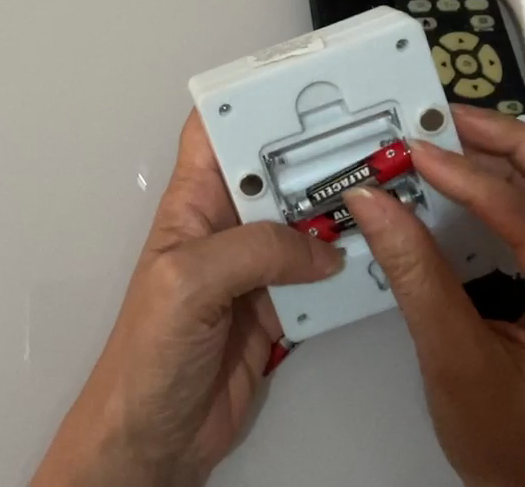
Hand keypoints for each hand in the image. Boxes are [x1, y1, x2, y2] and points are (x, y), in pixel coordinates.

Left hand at [33, 111, 343, 485]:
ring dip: (337, 214)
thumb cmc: (144, 356)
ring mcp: (252, 267)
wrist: (155, 436)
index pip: (216, 133)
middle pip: (273, 175)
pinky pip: (318, 276)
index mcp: (191, 205)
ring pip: (302, 224)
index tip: (296, 87)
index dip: (249, 104)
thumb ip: (251, 252)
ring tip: (380, 195)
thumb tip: (314, 248)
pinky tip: (373, 261)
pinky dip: (347, 270)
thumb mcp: (188, 284)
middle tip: (362, 142)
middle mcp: (223, 227)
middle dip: (313, 156)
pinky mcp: (275, 306)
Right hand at [342, 105, 524, 486]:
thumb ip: (415, 275)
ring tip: (459, 137)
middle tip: (450, 122)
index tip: (422, 155)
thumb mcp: (451, 361)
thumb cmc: (507, 445)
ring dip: (523, 158)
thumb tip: (374, 202)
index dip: (478, 185)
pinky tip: (480, 175)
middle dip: (518, 147)